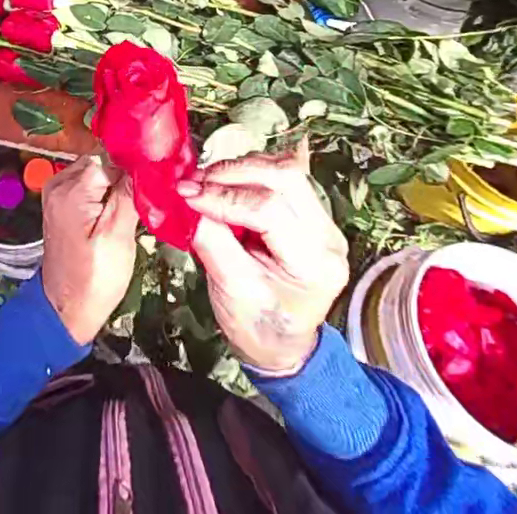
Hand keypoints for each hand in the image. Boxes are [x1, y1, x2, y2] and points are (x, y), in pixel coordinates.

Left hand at [40, 153, 139, 344]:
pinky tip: (122, 208)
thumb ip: (130, 194)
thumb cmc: (93, 280)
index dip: (138, 167)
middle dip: (129, 174)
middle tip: (150, 195)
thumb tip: (147, 163)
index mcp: (71, 190)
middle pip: (106, 161)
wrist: (66, 313)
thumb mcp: (118, 237)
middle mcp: (60, 184)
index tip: (158, 180)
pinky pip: (92, 183)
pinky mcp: (64, 203)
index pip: (113, 158)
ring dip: (120, 182)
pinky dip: (108, 191)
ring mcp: (59, 192)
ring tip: (138, 203)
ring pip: (101, 171)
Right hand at [181, 142, 348, 375]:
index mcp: (314, 265)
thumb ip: (212, 241)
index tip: (187, 194)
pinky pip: (286, 178)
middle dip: (235, 172)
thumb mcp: (230, 291)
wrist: (282, 346)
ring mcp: (326, 222)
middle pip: (287, 178)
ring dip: (243, 169)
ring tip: (209, 183)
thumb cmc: (257, 328)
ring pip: (287, 171)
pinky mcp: (314, 213)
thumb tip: (189, 200)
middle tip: (197, 181)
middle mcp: (329, 237)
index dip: (224, 197)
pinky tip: (230, 182)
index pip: (270, 210)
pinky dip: (254, 173)